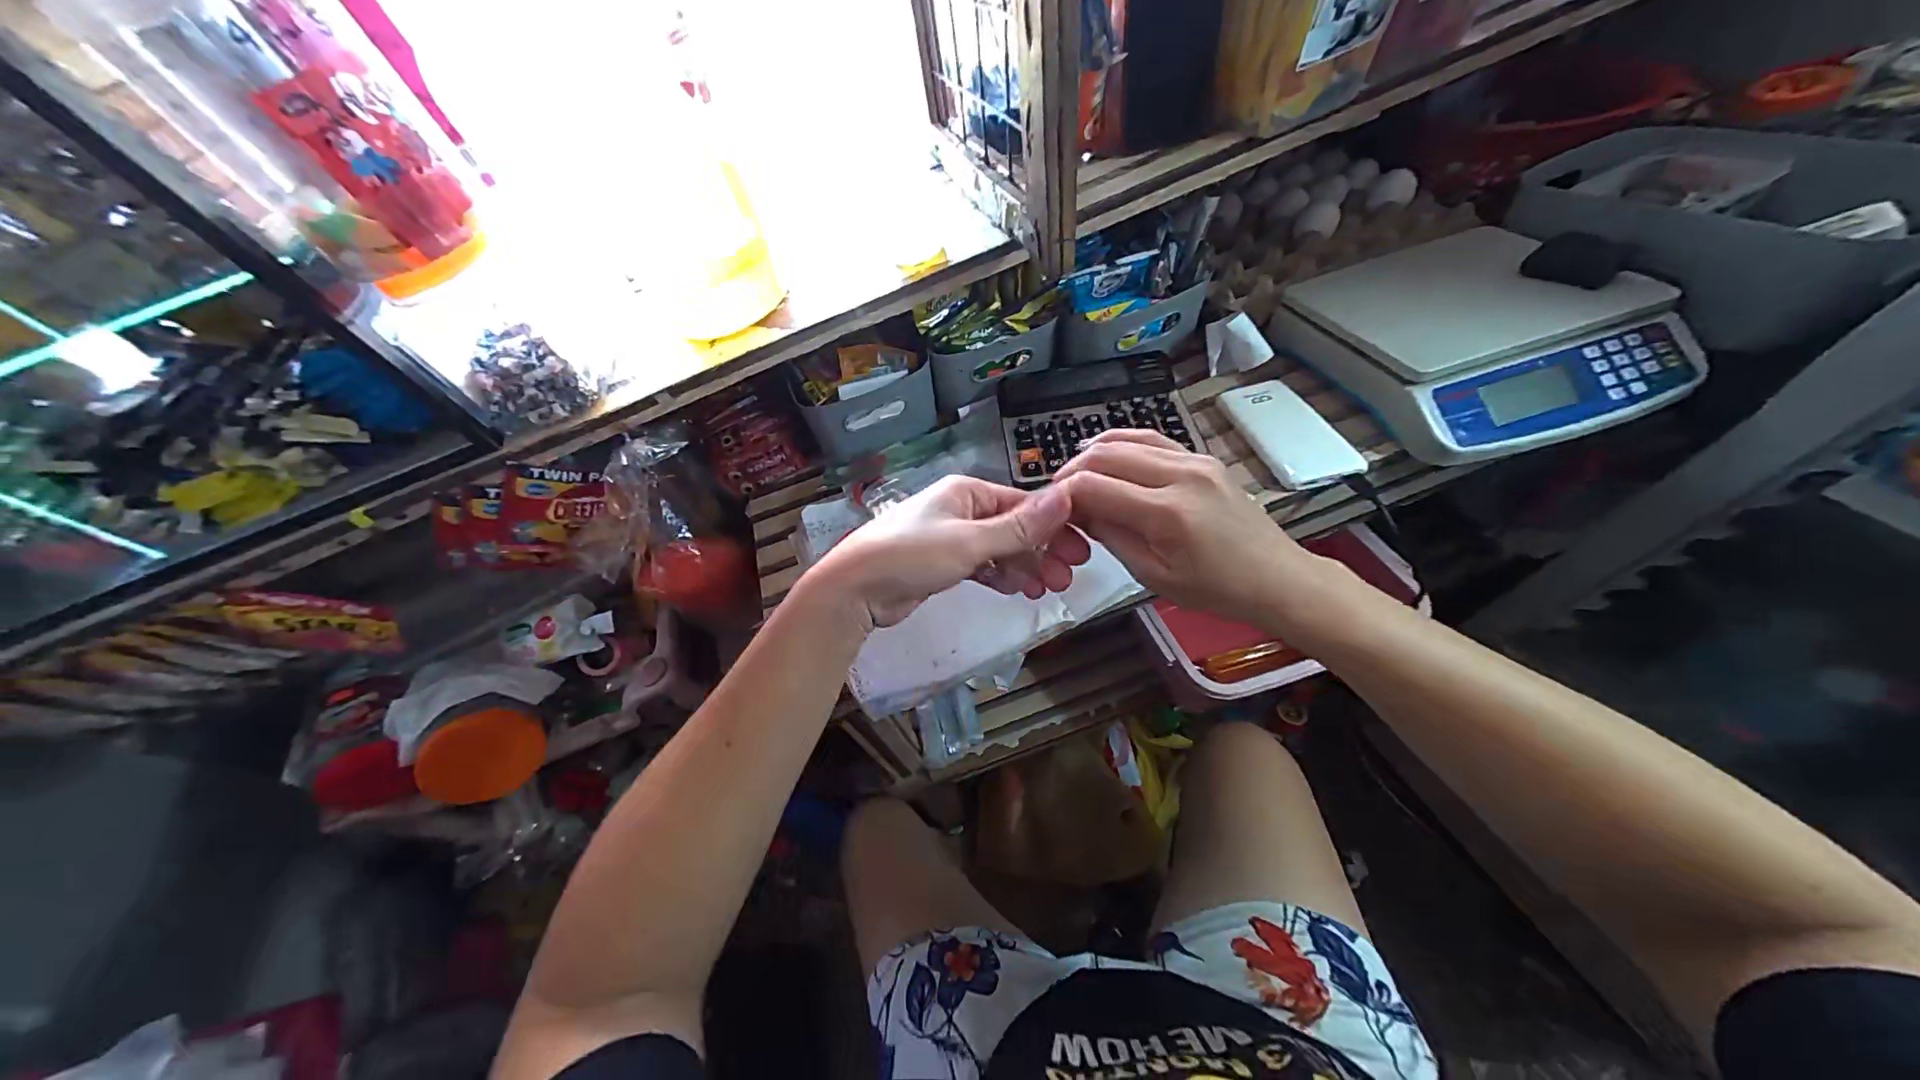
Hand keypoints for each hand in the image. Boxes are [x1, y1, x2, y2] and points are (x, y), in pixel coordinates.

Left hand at [803, 475, 1092, 631]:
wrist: (855, 590)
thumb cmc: (909, 557)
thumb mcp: (970, 542)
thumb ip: (1019, 526)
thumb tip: (1065, 496)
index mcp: (967, 492)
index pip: (1022, 505)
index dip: (1054, 527)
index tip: (1079, 550)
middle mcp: (961, 509)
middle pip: (1014, 528)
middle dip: (1041, 552)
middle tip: (1066, 578)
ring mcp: (951, 537)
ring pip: (1000, 550)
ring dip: (1023, 567)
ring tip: (1044, 590)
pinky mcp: (942, 563)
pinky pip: (982, 566)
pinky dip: (1000, 576)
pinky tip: (1017, 590)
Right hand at [1054, 430, 1372, 640]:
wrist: (1275, 578)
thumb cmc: (1217, 589)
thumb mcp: (1154, 575)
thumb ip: (1112, 536)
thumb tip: (1077, 511)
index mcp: (1167, 513)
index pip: (1095, 486)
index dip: (1063, 494)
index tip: (1049, 507)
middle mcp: (1182, 475)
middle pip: (1107, 454)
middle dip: (1073, 469)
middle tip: (1057, 492)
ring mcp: (1196, 461)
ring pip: (1129, 439)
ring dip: (1095, 452)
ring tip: (1075, 472)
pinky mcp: (1204, 458)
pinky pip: (1154, 440)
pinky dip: (1124, 444)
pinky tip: (1108, 455)